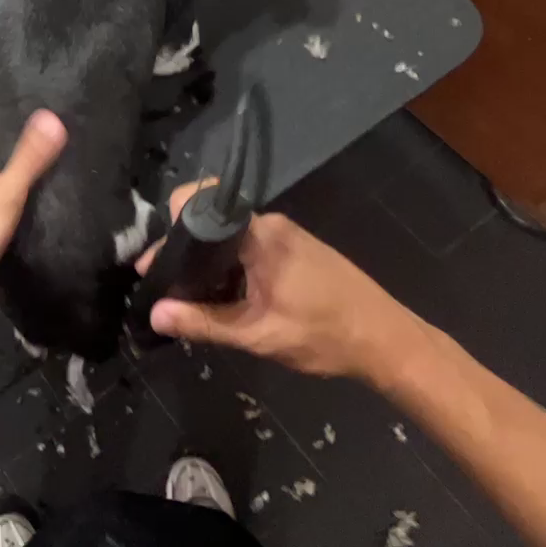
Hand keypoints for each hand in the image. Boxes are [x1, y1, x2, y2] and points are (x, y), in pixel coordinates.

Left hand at [0, 112, 66, 292]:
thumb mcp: (8, 190)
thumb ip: (29, 158)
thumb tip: (50, 115)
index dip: (0, 127)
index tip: (25, 123)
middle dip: (8, 157)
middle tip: (41, 154)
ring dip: (6, 185)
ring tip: (39, 183)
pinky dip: (5, 212)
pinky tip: (22, 218)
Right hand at [135, 181, 428, 384]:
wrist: (390, 343)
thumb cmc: (325, 335)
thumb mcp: (259, 335)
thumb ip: (204, 323)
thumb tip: (155, 313)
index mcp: (259, 234)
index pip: (201, 203)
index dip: (171, 225)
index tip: (155, 259)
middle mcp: (269, 224)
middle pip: (211, 222)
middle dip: (184, 249)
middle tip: (166, 282)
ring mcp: (284, 234)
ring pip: (229, 237)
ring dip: (208, 261)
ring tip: (190, 292)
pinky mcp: (295, 248)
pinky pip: (248, 246)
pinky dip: (229, 265)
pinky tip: (226, 294)